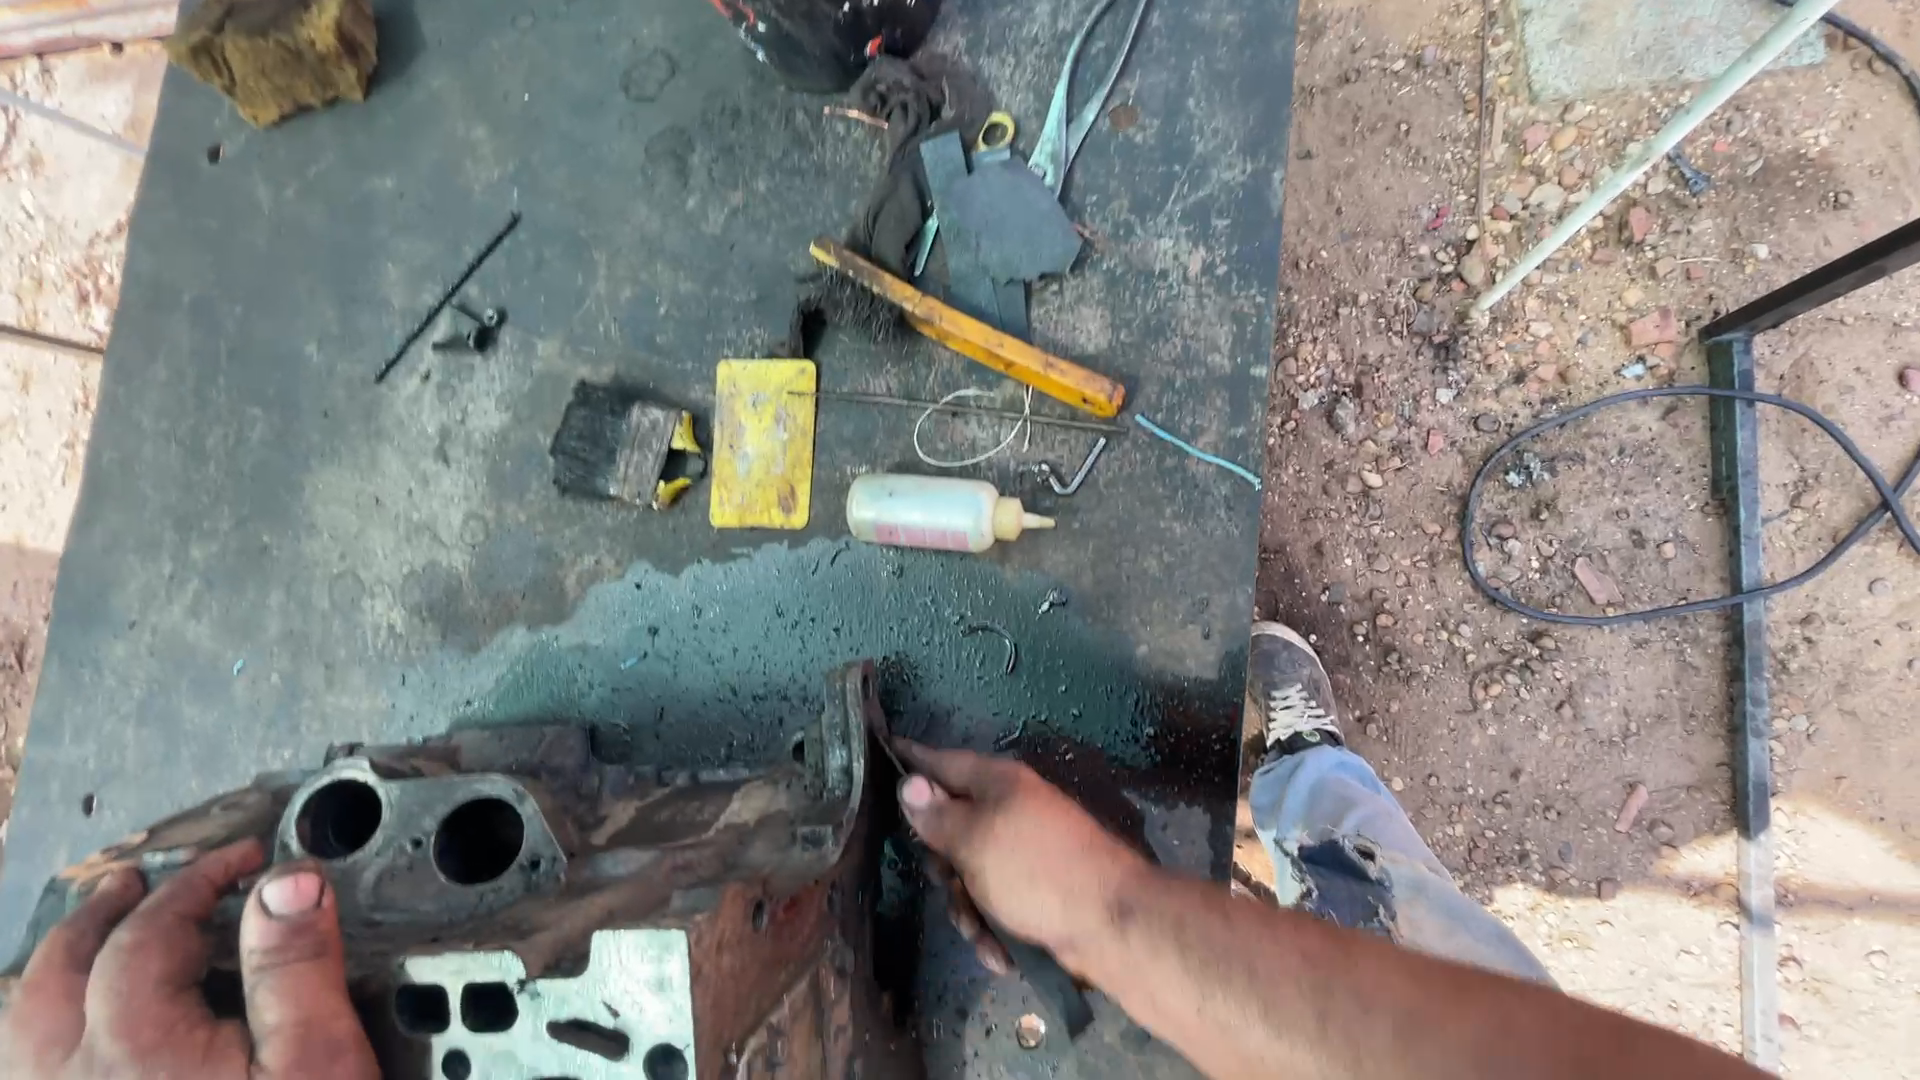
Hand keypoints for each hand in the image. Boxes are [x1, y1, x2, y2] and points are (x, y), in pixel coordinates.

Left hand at [0, 839, 378, 1079]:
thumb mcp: (316, 1058)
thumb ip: (294, 966)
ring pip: (7, 1032)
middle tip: (142, 880)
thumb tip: (288, 877)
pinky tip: (62, 1029)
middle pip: (51, 977)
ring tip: (89, 937)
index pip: (151, 934)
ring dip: (44, 970)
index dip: (200, 881)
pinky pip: (16, 1073)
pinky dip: (26, 1033)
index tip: (249, 856)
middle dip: (102, 916)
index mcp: (137, 1048)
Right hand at [893, 739, 1149, 972]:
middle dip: (942, 864)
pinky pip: (995, 900)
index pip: (942, 760)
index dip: (912, 759)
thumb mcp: (974, 840)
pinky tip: (1002, 951)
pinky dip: (993, 925)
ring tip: (980, 930)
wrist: (1110, 923)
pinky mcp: (1035, 887)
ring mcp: (1024, 849)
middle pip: (951, 825)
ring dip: (967, 907)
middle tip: (944, 881)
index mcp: (997, 782)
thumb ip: (937, 815)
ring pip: (969, 872)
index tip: (884, 748)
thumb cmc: (1035, 870)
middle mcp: (1010, 808)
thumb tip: (910, 783)